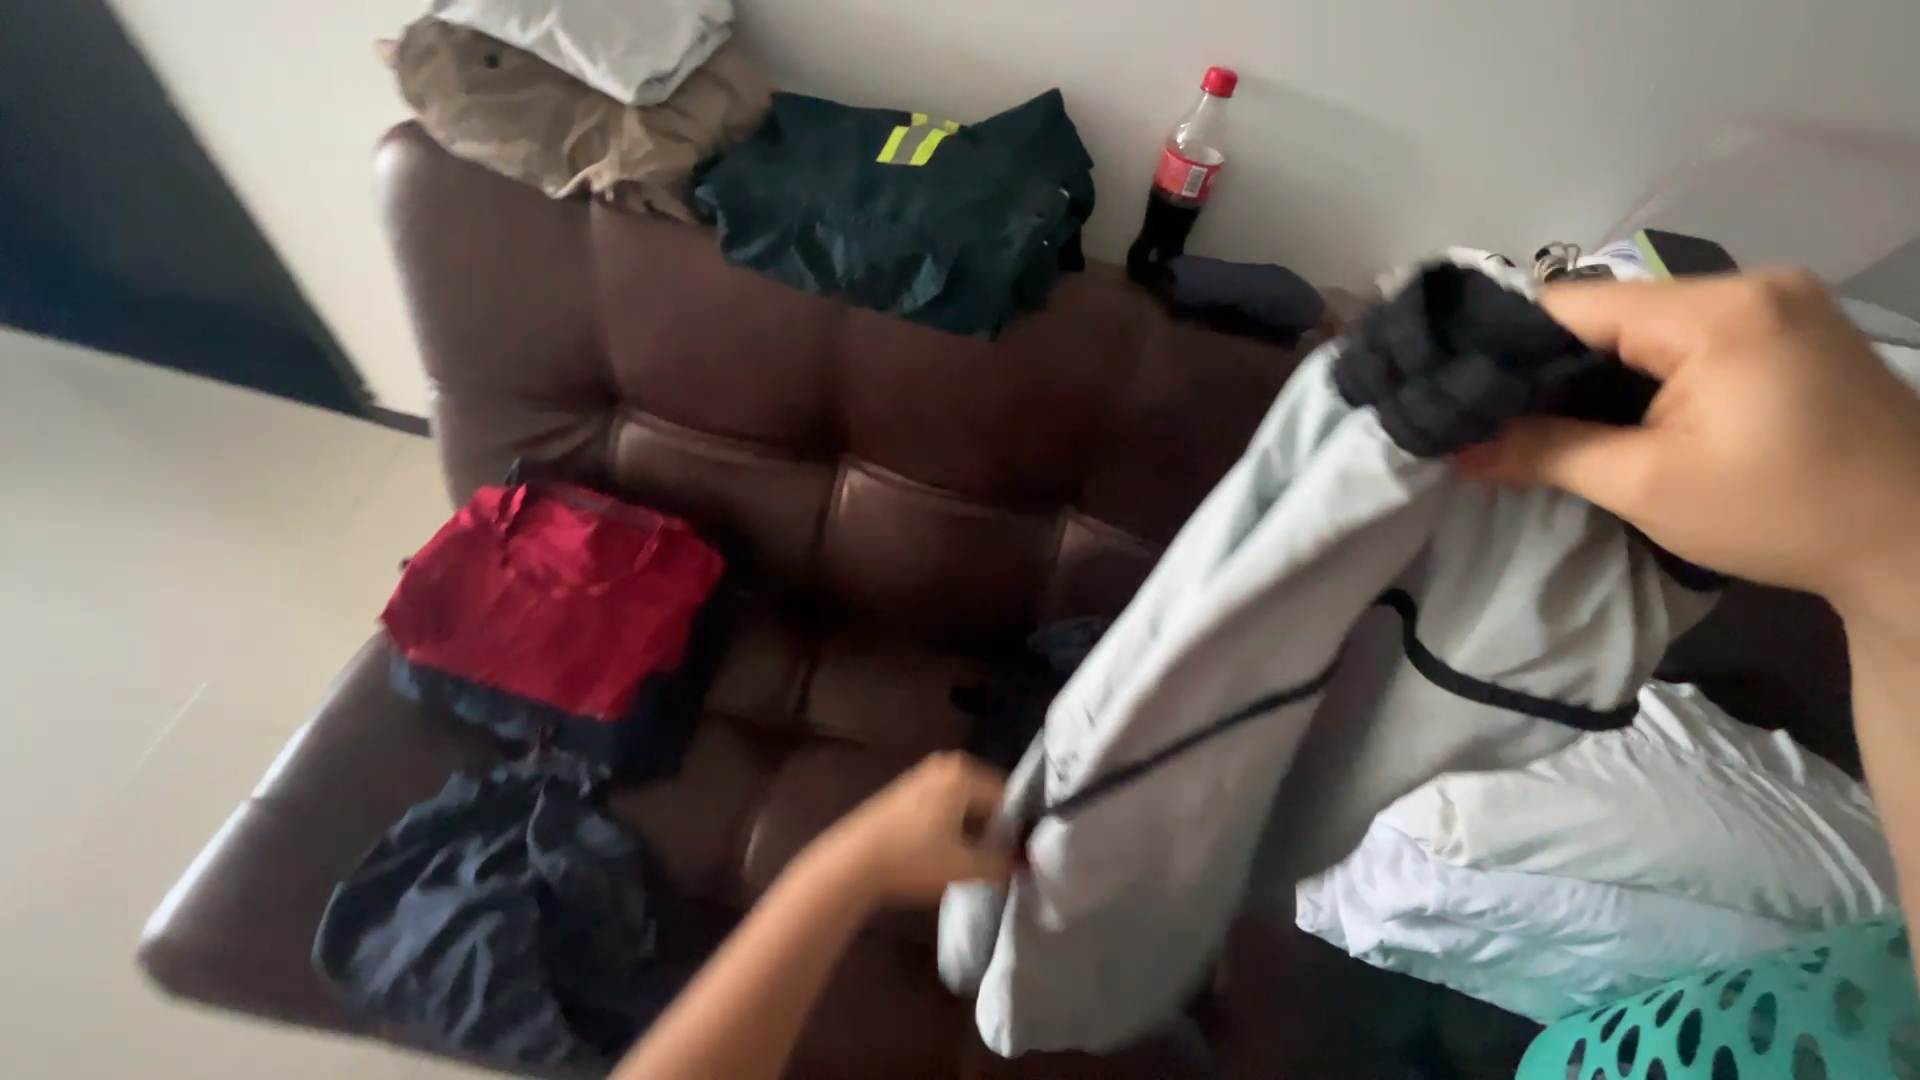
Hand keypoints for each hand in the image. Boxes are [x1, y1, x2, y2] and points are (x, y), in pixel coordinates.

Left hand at [811, 752, 1012, 906]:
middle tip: (999, 858)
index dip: (1017, 829)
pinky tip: (947, 849)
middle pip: (987, 796)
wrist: (854, 861)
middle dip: (995, 826)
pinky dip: (954, 821)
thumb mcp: (964, 867)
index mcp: (965, 773)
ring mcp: (925, 773)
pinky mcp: (909, 788)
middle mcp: (948, 764)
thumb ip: (1002, 864)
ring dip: (974, 826)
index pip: (1008, 797)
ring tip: (974, 858)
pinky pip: (947, 801)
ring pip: (966, 800)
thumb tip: (1026, 862)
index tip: (1019, 857)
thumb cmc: (913, 859)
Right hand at [1457, 270, 1919, 624]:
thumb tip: (1454, 449)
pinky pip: (1671, 336)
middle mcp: (1747, 286)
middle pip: (1601, 310)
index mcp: (1716, 312)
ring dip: (1577, 369)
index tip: (1452, 390)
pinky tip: (1593, 406)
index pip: (1568, 305)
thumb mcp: (1643, 485)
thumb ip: (1542, 453)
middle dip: (1536, 364)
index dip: (1500, 347)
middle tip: (1480, 412)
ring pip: (1632, 323)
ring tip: (1524, 414)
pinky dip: (1623, 370)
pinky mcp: (1780, 330)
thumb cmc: (1784, 512)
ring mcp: (1770, 304)